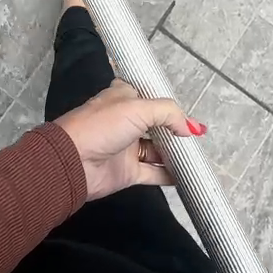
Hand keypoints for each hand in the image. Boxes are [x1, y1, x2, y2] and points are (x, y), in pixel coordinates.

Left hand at [53, 80, 205, 200]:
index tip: (189, 111)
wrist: (74, 160)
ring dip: (175, 152)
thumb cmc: (103, 125)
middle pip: (156, 124)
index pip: (150, 96)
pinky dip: (169, 174)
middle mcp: (126, 120)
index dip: (168, 104)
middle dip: (175, 129)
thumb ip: (168, 114)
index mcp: (124, 97)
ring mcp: (127, 147)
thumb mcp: (138, 108)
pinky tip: (188, 175)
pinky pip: (154, 173)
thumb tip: (192, 127)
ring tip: (198, 155)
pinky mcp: (128, 171)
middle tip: (199, 136)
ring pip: (157, 149)